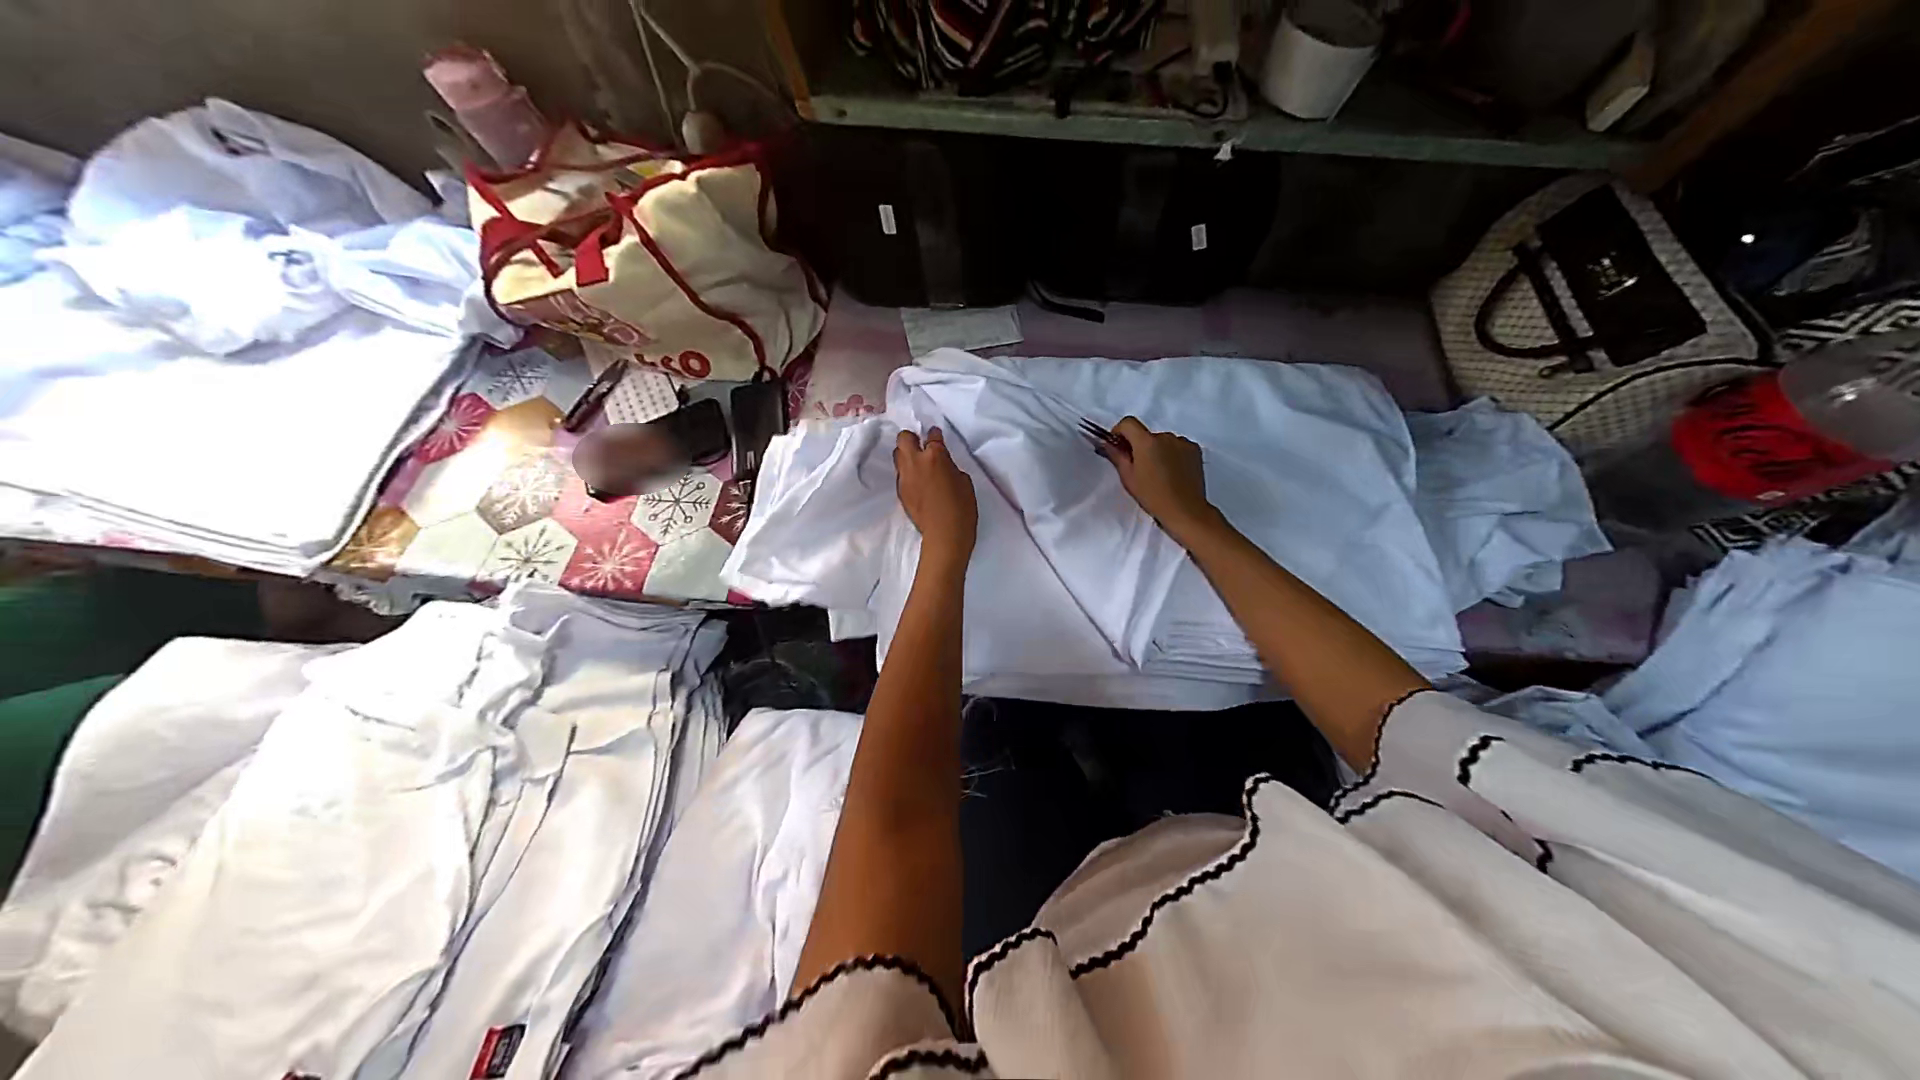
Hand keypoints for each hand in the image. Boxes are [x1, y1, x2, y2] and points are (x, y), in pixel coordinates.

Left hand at [895, 427, 977, 569]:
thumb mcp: (963, 480)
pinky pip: (900, 474)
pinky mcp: (900, 491)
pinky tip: (917, 481)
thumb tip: (942, 464)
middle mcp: (915, 462)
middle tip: (921, 445)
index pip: (931, 435)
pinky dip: (907, 473)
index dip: (935, 435)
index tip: (936, 436)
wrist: (945, 534)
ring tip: (918, 463)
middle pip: (903, 438)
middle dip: (911, 438)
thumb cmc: (961, 507)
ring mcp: (904, 477)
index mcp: (935, 455)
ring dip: (906, 454)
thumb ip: (949, 466)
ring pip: (897, 454)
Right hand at [1102, 417, 1223, 545]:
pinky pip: (1178, 446)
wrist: (1184, 509)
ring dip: (1157, 450)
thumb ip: (1117, 455)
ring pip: (1163, 441)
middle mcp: (1166, 436)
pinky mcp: (1195, 450)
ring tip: (1158, 473)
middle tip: (1139, 467)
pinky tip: (1172, 472)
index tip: (1118, 446)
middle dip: (1140, 446)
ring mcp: (1182, 442)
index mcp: (1147, 442)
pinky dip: (1172, 454)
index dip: (1120, 431)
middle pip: (1146, 434)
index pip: (1128, 423)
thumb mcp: (1128, 477)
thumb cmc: (1153, 496)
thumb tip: (1107, 443)